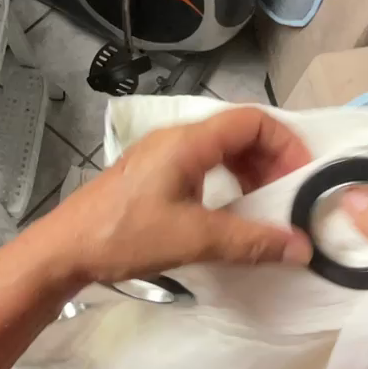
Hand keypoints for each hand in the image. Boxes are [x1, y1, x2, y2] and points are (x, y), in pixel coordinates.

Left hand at [18, 107, 314, 284]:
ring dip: (249, 174)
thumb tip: (301, 248)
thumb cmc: (124, 235)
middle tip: (288, 198)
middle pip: (238, 133)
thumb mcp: (193, 239)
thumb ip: (250, 241)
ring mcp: (161, 157)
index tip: (303, 178)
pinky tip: (230, 214)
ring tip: (265, 209)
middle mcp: (175, 140)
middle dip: (271, 161)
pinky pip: (202, 168)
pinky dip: (226, 184)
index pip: (252, 119)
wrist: (64, 249)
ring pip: (220, 151)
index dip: (286, 143)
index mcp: (187, 141)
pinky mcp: (152, 176)